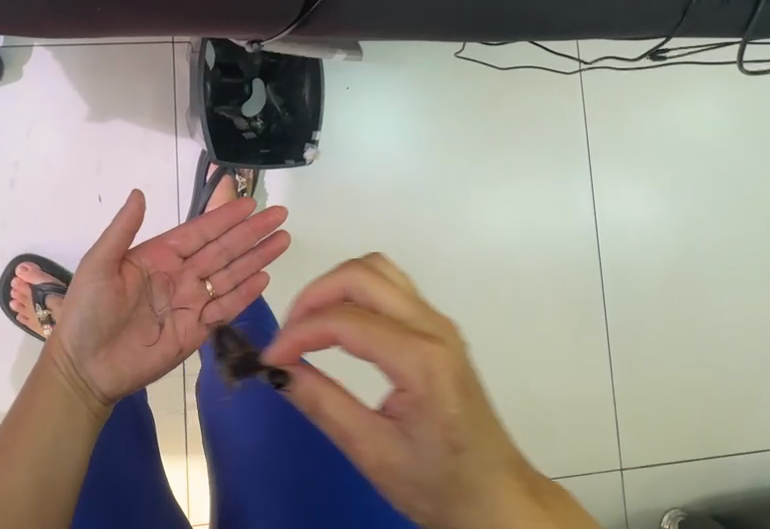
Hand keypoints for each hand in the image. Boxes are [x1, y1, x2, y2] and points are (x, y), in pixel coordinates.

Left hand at [45, 189, 289, 414]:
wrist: (84, 366)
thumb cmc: (86, 311)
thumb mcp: (98, 263)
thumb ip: (122, 229)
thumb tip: (140, 192)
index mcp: (158, 255)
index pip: (199, 231)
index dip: (225, 217)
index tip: (250, 203)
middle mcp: (180, 274)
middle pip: (223, 249)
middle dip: (251, 232)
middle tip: (280, 215)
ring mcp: (190, 303)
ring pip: (230, 275)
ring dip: (256, 258)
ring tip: (282, 240)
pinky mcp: (195, 332)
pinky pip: (224, 309)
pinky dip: (245, 294)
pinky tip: (264, 278)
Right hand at [260, 255, 592, 528]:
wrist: (498, 499)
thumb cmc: (438, 484)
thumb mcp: (373, 453)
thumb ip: (322, 403)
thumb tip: (276, 368)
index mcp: (422, 360)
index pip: (345, 320)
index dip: (299, 332)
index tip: (271, 357)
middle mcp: (433, 327)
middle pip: (361, 275)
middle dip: (315, 295)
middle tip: (289, 333)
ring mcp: (438, 322)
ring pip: (377, 269)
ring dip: (336, 286)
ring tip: (310, 323)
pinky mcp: (437, 327)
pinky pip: (390, 285)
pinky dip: (356, 291)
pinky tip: (340, 324)